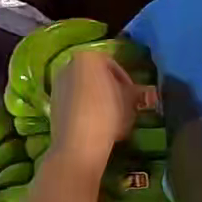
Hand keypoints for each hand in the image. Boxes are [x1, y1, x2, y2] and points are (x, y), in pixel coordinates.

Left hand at [48, 49, 134, 166]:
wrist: (79, 144)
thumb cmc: (107, 114)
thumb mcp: (130, 101)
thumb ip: (138, 92)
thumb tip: (149, 92)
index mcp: (88, 58)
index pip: (113, 65)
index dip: (127, 81)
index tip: (134, 96)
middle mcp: (68, 66)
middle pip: (96, 76)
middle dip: (111, 89)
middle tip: (124, 105)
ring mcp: (57, 85)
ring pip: (84, 88)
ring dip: (98, 99)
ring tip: (111, 117)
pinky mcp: (52, 105)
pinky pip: (74, 102)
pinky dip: (85, 108)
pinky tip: (96, 124)